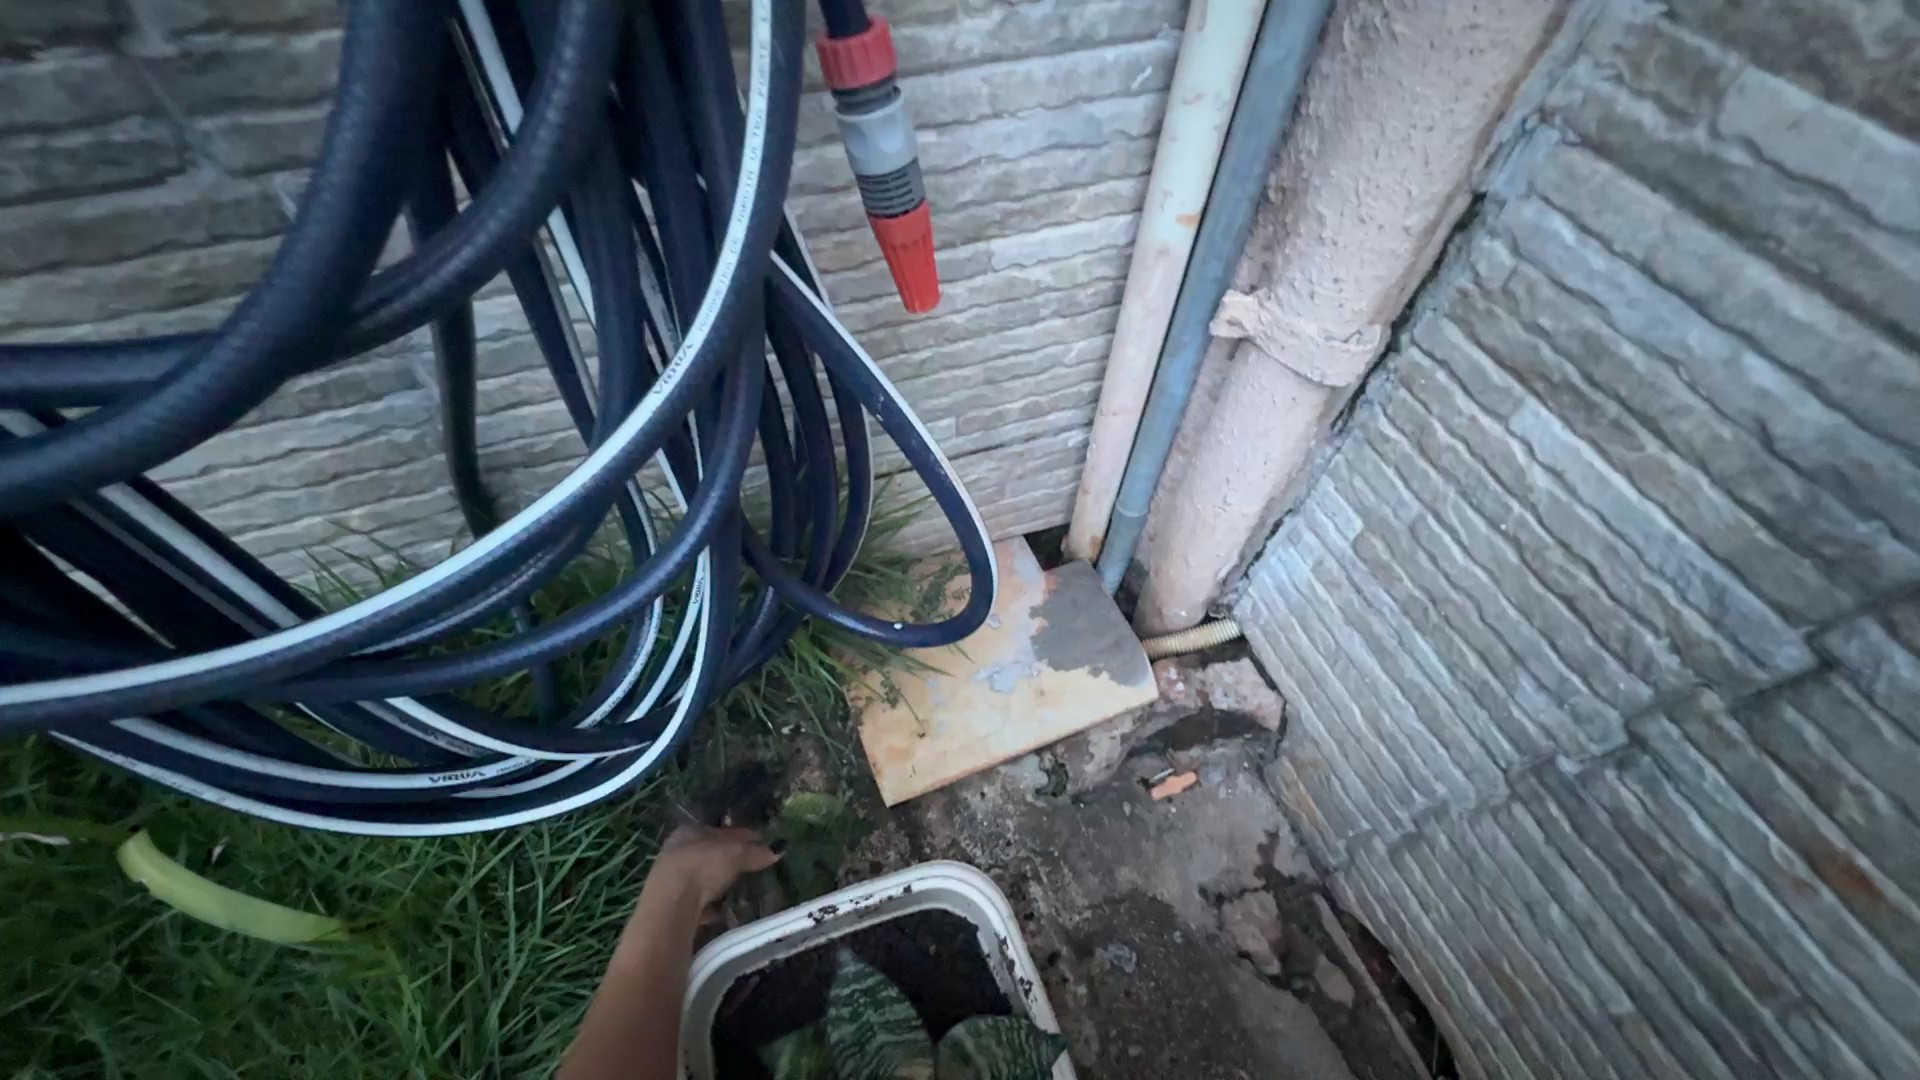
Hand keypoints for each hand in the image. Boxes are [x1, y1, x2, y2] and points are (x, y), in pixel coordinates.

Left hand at [644, 824, 781, 910]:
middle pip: (711, 854)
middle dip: (732, 861)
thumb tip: (778, 850)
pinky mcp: (674, 907)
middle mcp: (677, 853)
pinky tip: (726, 910)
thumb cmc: (702, 865)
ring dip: (721, 884)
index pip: (721, 830)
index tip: (762, 843)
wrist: (672, 906)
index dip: (743, 836)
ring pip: (704, 878)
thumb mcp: (736, 853)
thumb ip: (756, 851)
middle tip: (755, 867)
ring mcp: (673, 881)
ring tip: (743, 890)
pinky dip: (713, 905)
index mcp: (689, 831)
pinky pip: (700, 903)